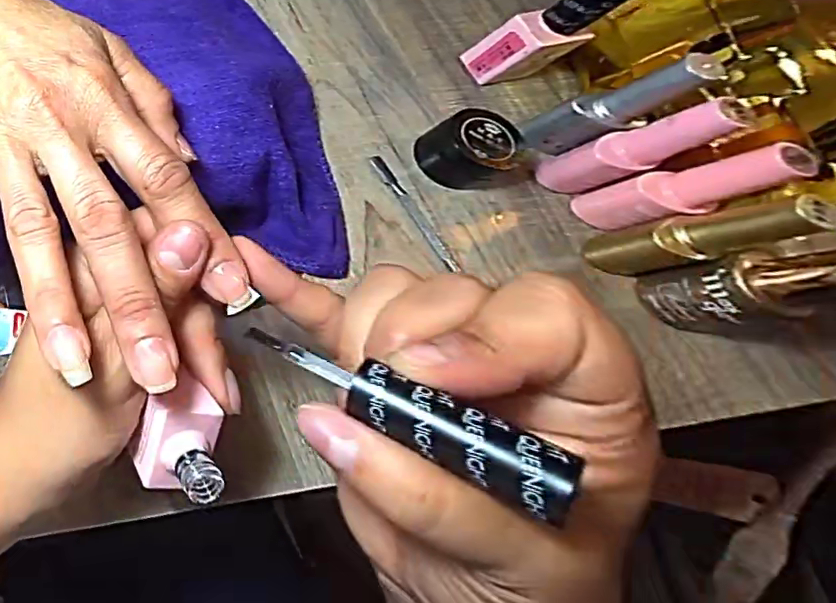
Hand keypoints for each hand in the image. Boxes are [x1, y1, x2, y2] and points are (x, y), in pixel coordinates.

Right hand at [0, 0, 249, 402]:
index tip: (229, 295)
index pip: (158, 175)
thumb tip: (188, 159)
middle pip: (100, 221)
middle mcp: (54, 130)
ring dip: (51, 300)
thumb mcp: (106, 45)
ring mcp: (0, 146)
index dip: (196, 234)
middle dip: (133, 298)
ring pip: (30, 230)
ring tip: (72, 367)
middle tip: (161, 371)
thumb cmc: (36, 27)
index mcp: (100, 102)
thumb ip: (150, 101)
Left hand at [0, 220, 243, 526]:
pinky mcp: (118, 327)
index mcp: (77, 256)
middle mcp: (91, 268)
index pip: (155, 229)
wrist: (28, 468)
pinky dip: (189, 359)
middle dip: (198, 323)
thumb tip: (191, 228)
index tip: (227, 303)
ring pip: (175, 302)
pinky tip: (204, 390)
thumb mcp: (116, 353)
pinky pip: (166, 327)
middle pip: (171, 268)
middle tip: (210, 376)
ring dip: (199, 347)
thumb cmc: (57, 416)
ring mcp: (105, 299)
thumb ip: (155, 289)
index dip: (198, 264)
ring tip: (210, 394)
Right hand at [236, 238, 659, 602]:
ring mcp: (426, 346)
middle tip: (381, 388)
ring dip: (357, 331)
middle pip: (450, 293)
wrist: (460, 585)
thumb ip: (432, 498)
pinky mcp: (362, 352)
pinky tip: (257, 265)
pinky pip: (324, 308)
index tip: (432, 375)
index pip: (547, 317)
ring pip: (387, 291)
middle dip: (406, 335)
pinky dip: (289, 288)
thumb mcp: (508, 555)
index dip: (489, 330)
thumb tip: (334, 427)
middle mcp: (504, 355)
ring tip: (355, 387)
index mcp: (578, 395)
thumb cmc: (517, 574)